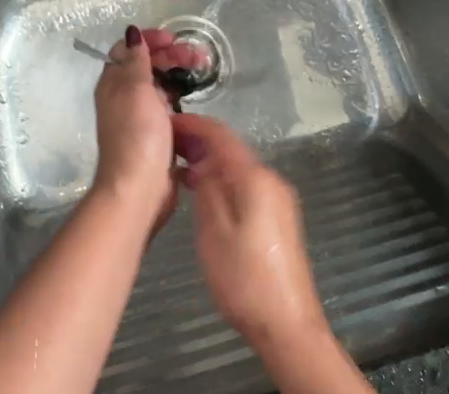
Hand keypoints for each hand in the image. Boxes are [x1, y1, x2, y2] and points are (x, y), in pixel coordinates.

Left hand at [91, 26, 204, 228]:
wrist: (138, 187)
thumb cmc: (137, 134)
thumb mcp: (136, 89)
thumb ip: (136, 60)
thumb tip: (132, 33)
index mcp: (113, 83)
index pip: (128, 49)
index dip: (150, 39)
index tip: (174, 38)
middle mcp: (123, 96)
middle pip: (146, 65)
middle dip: (170, 54)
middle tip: (197, 56)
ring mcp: (139, 115)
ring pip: (158, 84)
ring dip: (177, 73)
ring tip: (201, 70)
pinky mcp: (155, 133)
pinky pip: (167, 105)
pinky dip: (179, 95)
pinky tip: (193, 96)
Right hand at [172, 114, 328, 351]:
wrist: (287, 325)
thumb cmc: (244, 279)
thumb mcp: (213, 231)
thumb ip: (206, 187)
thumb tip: (199, 159)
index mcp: (255, 177)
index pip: (220, 134)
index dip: (191, 124)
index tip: (162, 122)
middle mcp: (270, 179)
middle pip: (230, 148)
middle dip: (196, 142)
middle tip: (160, 146)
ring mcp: (277, 198)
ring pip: (236, 167)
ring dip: (207, 162)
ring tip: (173, 167)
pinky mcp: (277, 217)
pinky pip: (244, 184)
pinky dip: (220, 180)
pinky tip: (199, 192)